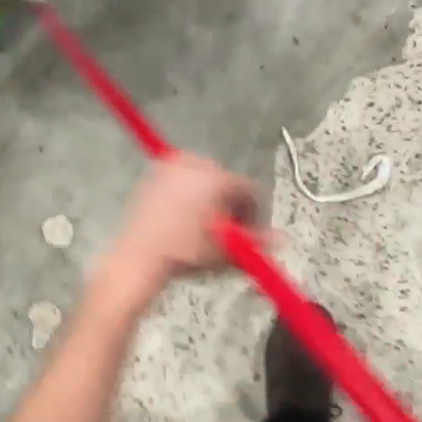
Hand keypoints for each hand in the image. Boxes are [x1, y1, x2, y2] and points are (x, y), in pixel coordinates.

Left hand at [103, 154, 258, 295]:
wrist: (138, 256)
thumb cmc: (185, 253)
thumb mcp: (226, 250)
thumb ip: (257, 241)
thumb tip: (283, 239)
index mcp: (216, 178)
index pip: (249, 190)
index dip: (254, 213)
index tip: (250, 234)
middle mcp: (193, 164)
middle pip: (225, 180)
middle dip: (230, 203)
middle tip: (227, 230)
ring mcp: (169, 167)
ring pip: (201, 178)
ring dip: (208, 197)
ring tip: (203, 225)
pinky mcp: (151, 175)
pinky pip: (178, 179)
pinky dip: (186, 193)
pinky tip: (182, 218)